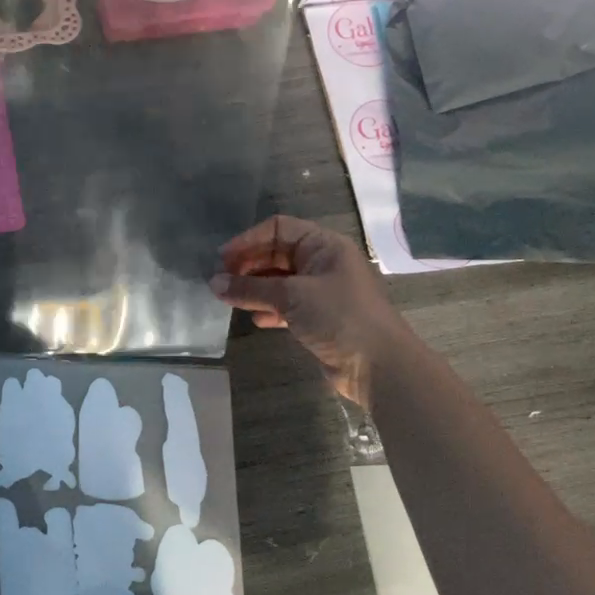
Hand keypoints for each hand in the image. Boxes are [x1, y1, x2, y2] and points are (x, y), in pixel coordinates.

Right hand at [210, 215, 409, 407]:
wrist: (380, 366)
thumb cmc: (339, 317)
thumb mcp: (291, 296)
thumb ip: (250, 288)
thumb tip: (213, 283)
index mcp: (324, 245)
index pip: (278, 228)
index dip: (248, 240)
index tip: (221, 260)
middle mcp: (324, 263)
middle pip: (277, 254)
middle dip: (248, 265)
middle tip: (221, 281)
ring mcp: (323, 291)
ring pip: (280, 281)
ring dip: (255, 288)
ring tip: (229, 299)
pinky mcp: (321, 317)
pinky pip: (287, 305)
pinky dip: (269, 309)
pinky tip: (256, 319)